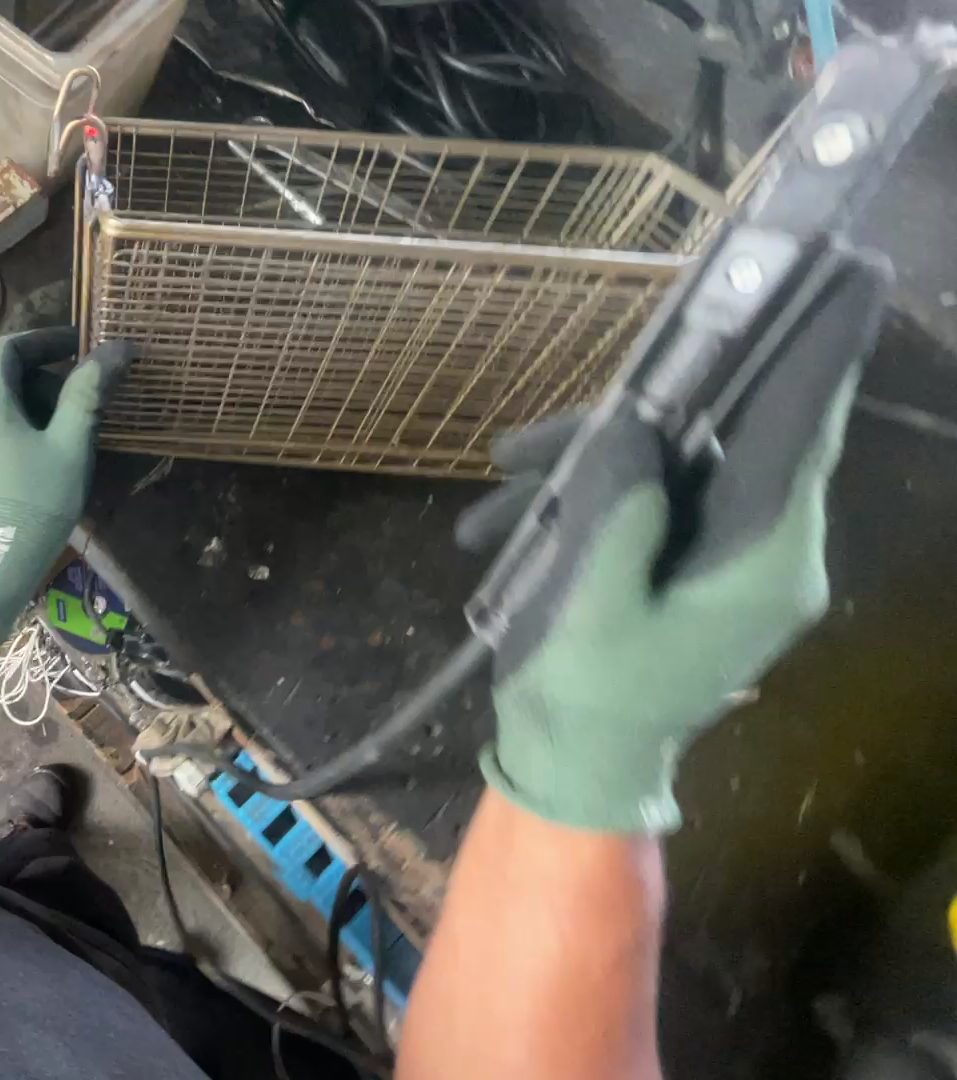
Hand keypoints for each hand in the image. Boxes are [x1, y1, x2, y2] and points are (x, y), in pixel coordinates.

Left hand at [0, 327, 132, 648]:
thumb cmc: (36, 501)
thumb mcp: (70, 445)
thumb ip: (88, 393)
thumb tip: (117, 347)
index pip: (7, 347)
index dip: (44, 339)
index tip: (79, 345)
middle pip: (2, 377)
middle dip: (45, 376)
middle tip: (83, 393)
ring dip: (35, 404)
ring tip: (72, 426)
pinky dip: (20, 426)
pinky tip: (48, 451)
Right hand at [457, 264, 883, 832]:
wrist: (573, 761)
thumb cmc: (584, 695)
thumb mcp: (585, 607)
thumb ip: (614, 517)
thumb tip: (632, 432)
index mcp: (757, 564)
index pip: (792, 442)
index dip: (811, 359)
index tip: (841, 280)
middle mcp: (756, 552)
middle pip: (706, 450)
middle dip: (614, 436)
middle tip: (519, 447)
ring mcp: (717, 562)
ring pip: (659, 478)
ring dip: (572, 480)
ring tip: (485, 512)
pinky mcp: (678, 571)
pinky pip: (636, 512)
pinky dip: (572, 510)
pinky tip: (502, 528)